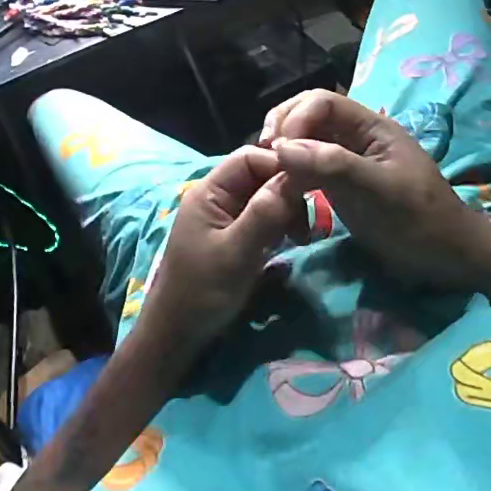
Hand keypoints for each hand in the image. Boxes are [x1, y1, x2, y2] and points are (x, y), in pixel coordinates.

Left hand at [143, 146, 304, 349]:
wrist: (179, 332)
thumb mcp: (236, 252)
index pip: (251, 158)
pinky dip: (281, 225)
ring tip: (301, 237)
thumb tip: (295, 176)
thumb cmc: (202, 290)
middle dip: (288, 192)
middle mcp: (218, 197)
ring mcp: (226, 216)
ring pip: (266, 197)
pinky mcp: (235, 235)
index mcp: (210, 191)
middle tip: (308, 223)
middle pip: (261, 175)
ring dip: (288, 210)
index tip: (311, 187)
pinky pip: (264, 217)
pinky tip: (291, 242)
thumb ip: (264, 214)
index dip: (281, 166)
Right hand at [260, 90, 490, 288]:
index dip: (295, 118)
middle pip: (307, 113)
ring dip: (282, 149)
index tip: (278, 150)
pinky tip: (279, 186)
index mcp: (371, 126)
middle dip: (282, 128)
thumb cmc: (419, 221)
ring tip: (268, 170)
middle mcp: (355, 135)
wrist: (446, 260)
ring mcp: (345, 158)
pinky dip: (288, 171)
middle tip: (264, 155)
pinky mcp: (338, 181)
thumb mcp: (379, 192)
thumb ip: (333, 165)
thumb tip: (282, 148)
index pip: (321, 101)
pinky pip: (305, 164)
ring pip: (302, 138)